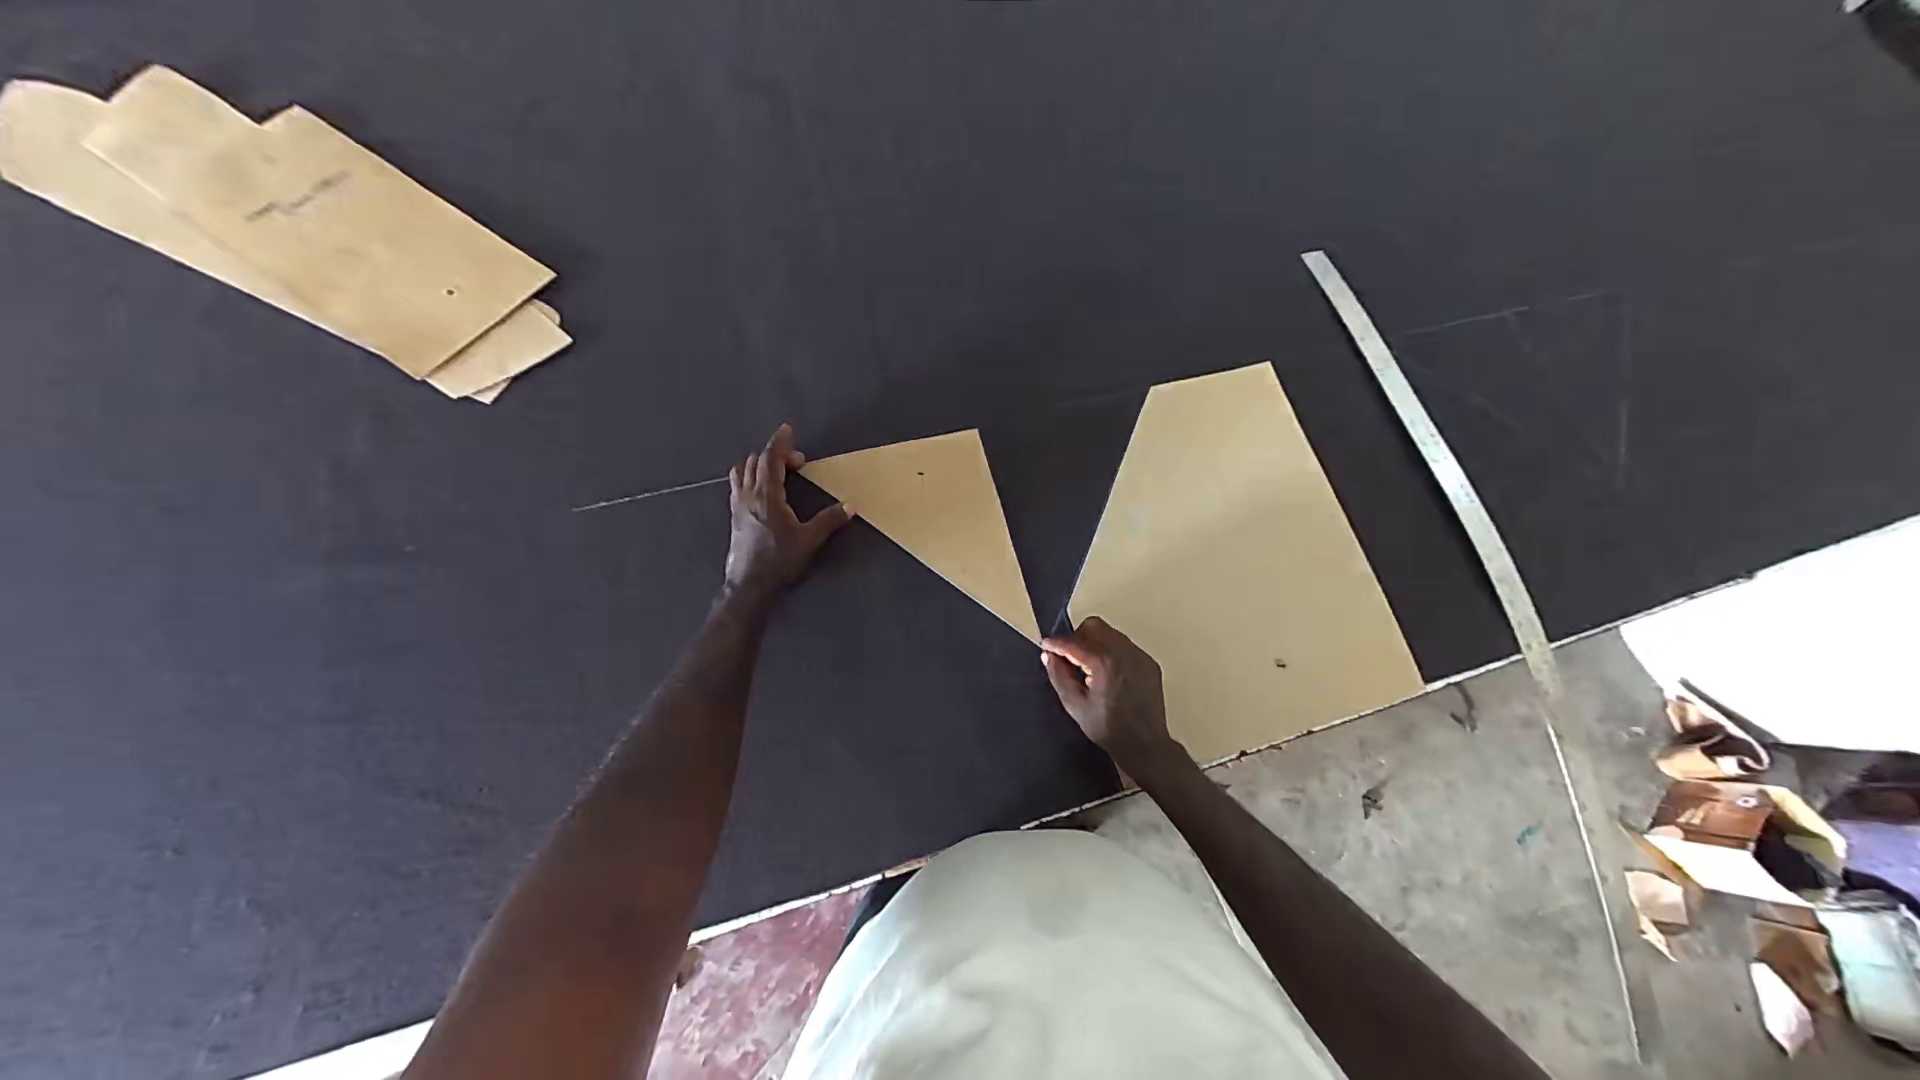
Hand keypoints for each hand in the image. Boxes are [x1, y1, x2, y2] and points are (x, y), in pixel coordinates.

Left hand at [724, 424, 853, 600]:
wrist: (750, 584)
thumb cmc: (779, 560)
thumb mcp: (809, 540)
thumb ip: (830, 520)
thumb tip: (850, 506)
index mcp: (767, 496)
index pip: (771, 459)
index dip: (780, 442)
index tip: (787, 429)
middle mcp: (748, 495)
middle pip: (757, 461)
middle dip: (776, 455)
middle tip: (797, 462)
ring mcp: (738, 505)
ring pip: (742, 471)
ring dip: (759, 464)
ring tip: (777, 470)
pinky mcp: (734, 516)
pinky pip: (737, 485)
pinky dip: (749, 476)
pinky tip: (761, 488)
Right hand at [1040, 616, 1184, 776]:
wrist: (1144, 744)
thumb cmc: (1108, 728)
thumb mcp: (1075, 705)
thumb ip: (1059, 676)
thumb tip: (1049, 656)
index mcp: (1104, 663)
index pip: (1074, 642)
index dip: (1056, 643)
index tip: (1046, 646)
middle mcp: (1124, 653)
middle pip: (1094, 627)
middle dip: (1077, 637)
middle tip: (1069, 657)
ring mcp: (1140, 656)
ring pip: (1110, 633)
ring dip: (1094, 643)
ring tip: (1089, 667)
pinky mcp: (1149, 662)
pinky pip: (1125, 645)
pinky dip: (1111, 651)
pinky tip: (1107, 673)